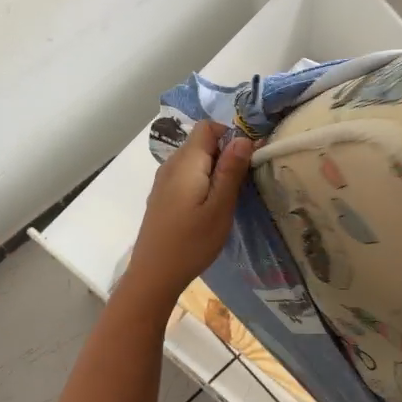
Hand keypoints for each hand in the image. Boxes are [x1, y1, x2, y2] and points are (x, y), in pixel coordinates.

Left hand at [122, 121, 253, 305]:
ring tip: (228, 197)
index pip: (208, 127)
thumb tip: (244, 137)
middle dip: (225, 154)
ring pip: (194, 160)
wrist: (154, 275)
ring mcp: (163, 181)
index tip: (247, 159)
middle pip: (201, 143)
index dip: (230, 135)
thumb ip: (231, 170)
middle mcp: (170, 165)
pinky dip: (201, 182)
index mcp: (186, 162)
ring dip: (214, 170)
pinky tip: (208, 208)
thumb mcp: (220, 207)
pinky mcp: (162, 197)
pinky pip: (185, 176)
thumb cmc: (192, 242)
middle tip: (242, 183)